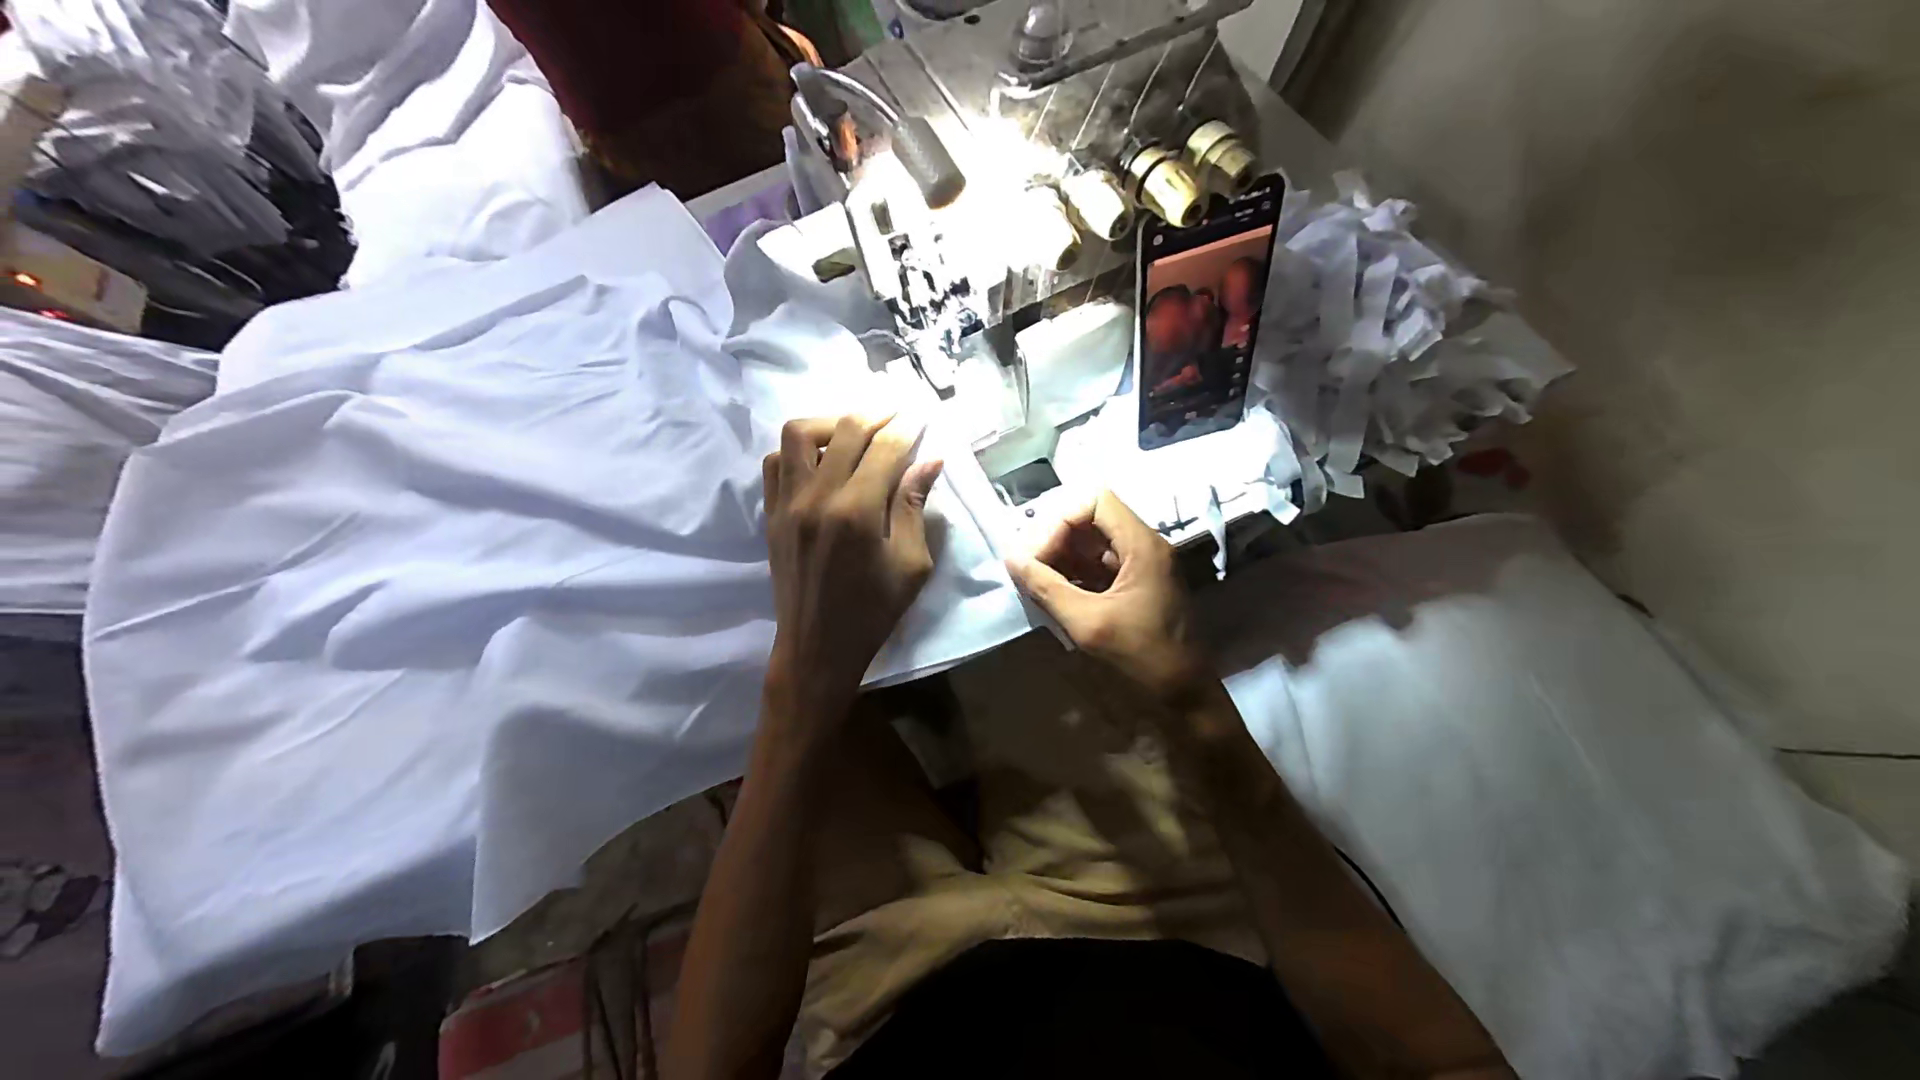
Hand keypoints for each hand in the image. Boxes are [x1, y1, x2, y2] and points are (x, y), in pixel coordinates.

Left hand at [763, 415, 943, 722]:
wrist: (817, 647)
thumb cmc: (873, 612)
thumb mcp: (911, 565)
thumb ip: (914, 506)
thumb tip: (930, 460)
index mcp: (857, 512)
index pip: (885, 448)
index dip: (908, 427)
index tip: (921, 415)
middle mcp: (817, 497)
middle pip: (845, 430)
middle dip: (877, 416)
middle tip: (896, 417)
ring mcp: (787, 503)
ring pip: (799, 434)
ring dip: (831, 424)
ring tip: (855, 434)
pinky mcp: (771, 514)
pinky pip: (775, 462)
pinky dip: (798, 450)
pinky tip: (821, 461)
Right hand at [1005, 490, 1208, 700]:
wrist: (1184, 692)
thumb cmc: (1142, 655)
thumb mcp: (1088, 622)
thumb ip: (1047, 587)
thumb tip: (1012, 559)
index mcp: (1142, 545)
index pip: (1094, 501)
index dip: (1061, 519)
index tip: (1041, 554)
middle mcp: (1144, 545)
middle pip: (1091, 518)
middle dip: (1056, 538)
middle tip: (1032, 568)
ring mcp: (1142, 564)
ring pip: (1092, 541)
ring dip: (1062, 555)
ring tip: (1037, 581)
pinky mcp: (1136, 583)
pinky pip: (1099, 563)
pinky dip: (1074, 572)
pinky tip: (1053, 591)